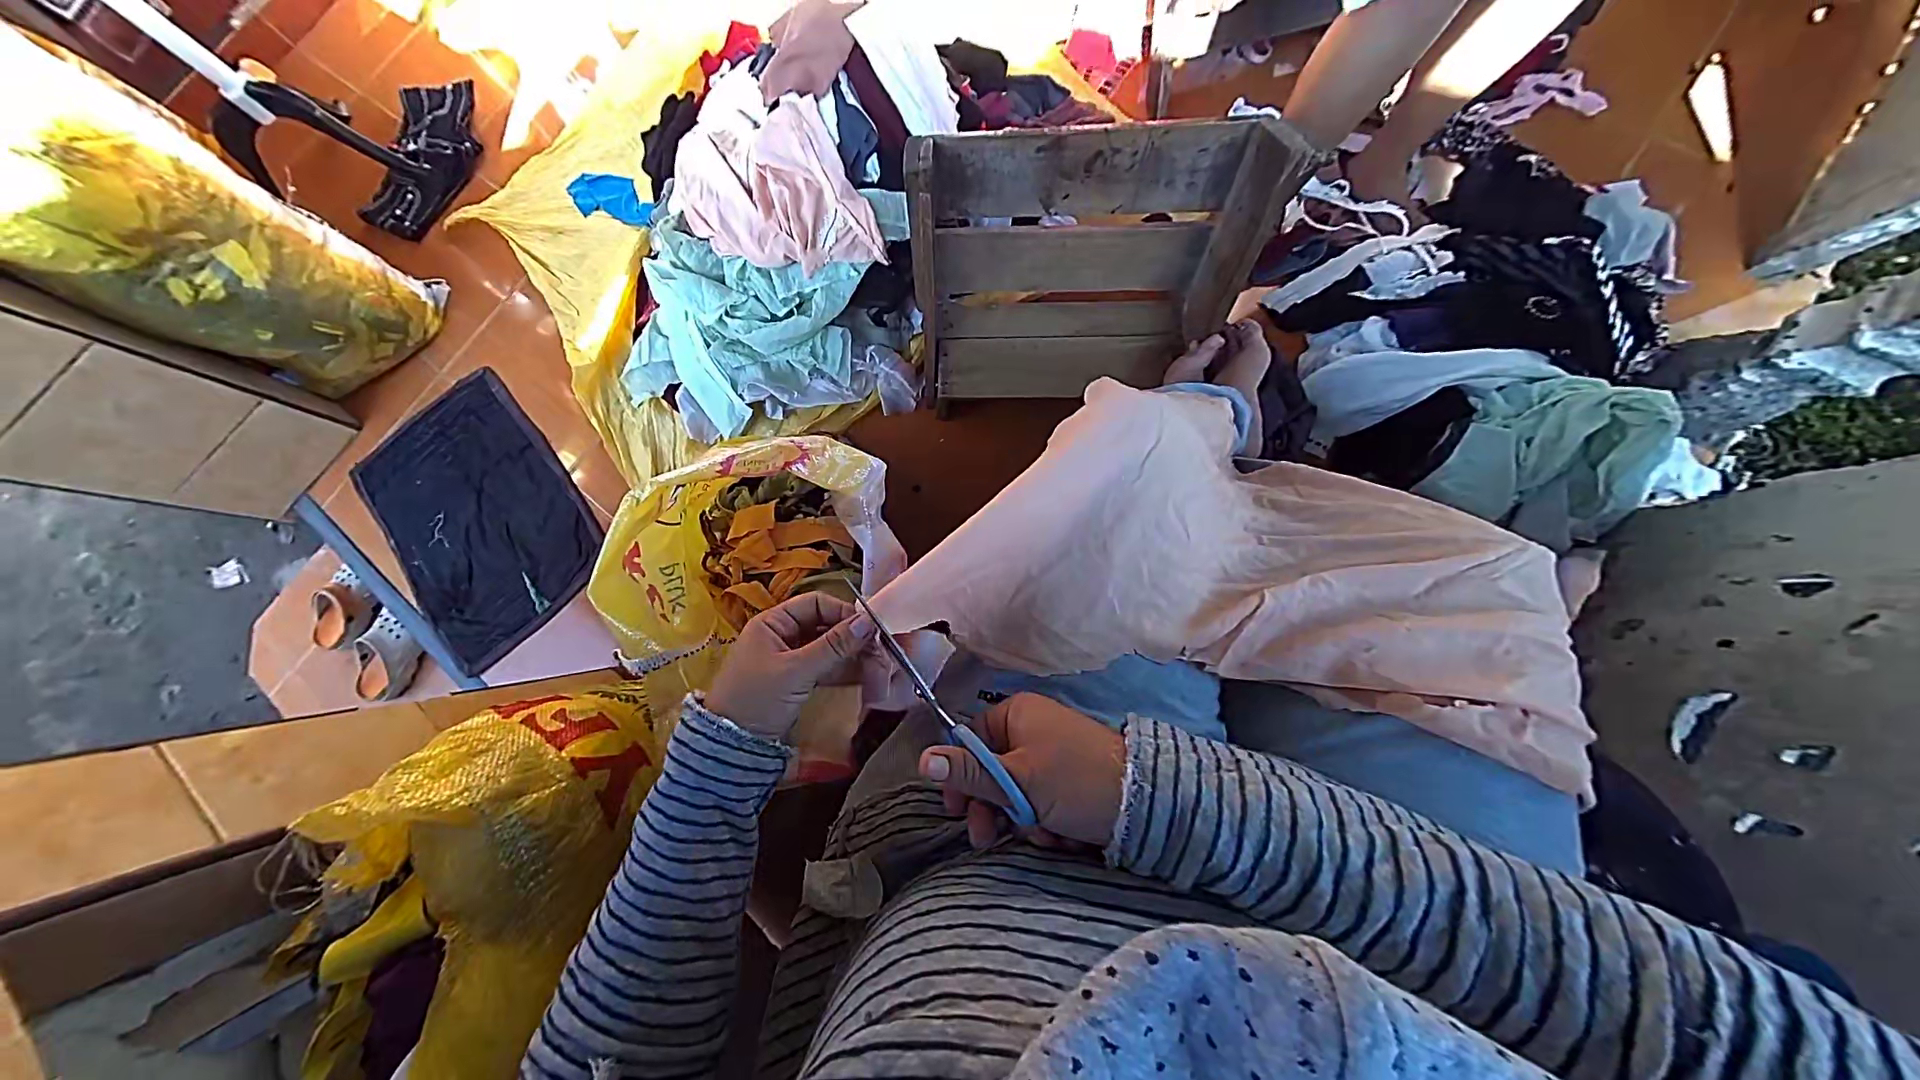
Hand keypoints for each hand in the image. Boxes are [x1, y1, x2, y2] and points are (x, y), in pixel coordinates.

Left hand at [706, 594, 875, 740]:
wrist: (732, 746)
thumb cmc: (757, 699)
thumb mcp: (796, 671)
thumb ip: (833, 646)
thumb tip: (868, 622)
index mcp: (774, 622)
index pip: (816, 603)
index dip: (843, 612)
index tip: (870, 626)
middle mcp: (784, 634)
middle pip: (826, 625)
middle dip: (853, 636)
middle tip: (879, 648)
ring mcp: (793, 658)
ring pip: (831, 647)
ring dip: (853, 654)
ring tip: (878, 664)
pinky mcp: (800, 679)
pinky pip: (828, 667)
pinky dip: (846, 670)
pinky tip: (866, 675)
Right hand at [917, 693, 1125, 850]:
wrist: (1146, 802)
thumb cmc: (1074, 781)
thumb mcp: (1017, 779)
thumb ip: (969, 773)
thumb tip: (923, 761)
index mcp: (1017, 714)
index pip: (970, 740)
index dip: (960, 777)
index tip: (957, 811)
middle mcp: (1033, 728)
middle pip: (991, 770)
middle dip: (994, 808)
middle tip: (989, 838)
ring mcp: (1053, 755)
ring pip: (1016, 792)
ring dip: (1023, 821)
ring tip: (1044, 837)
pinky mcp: (1070, 780)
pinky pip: (1042, 801)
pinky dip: (1046, 822)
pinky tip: (1062, 836)